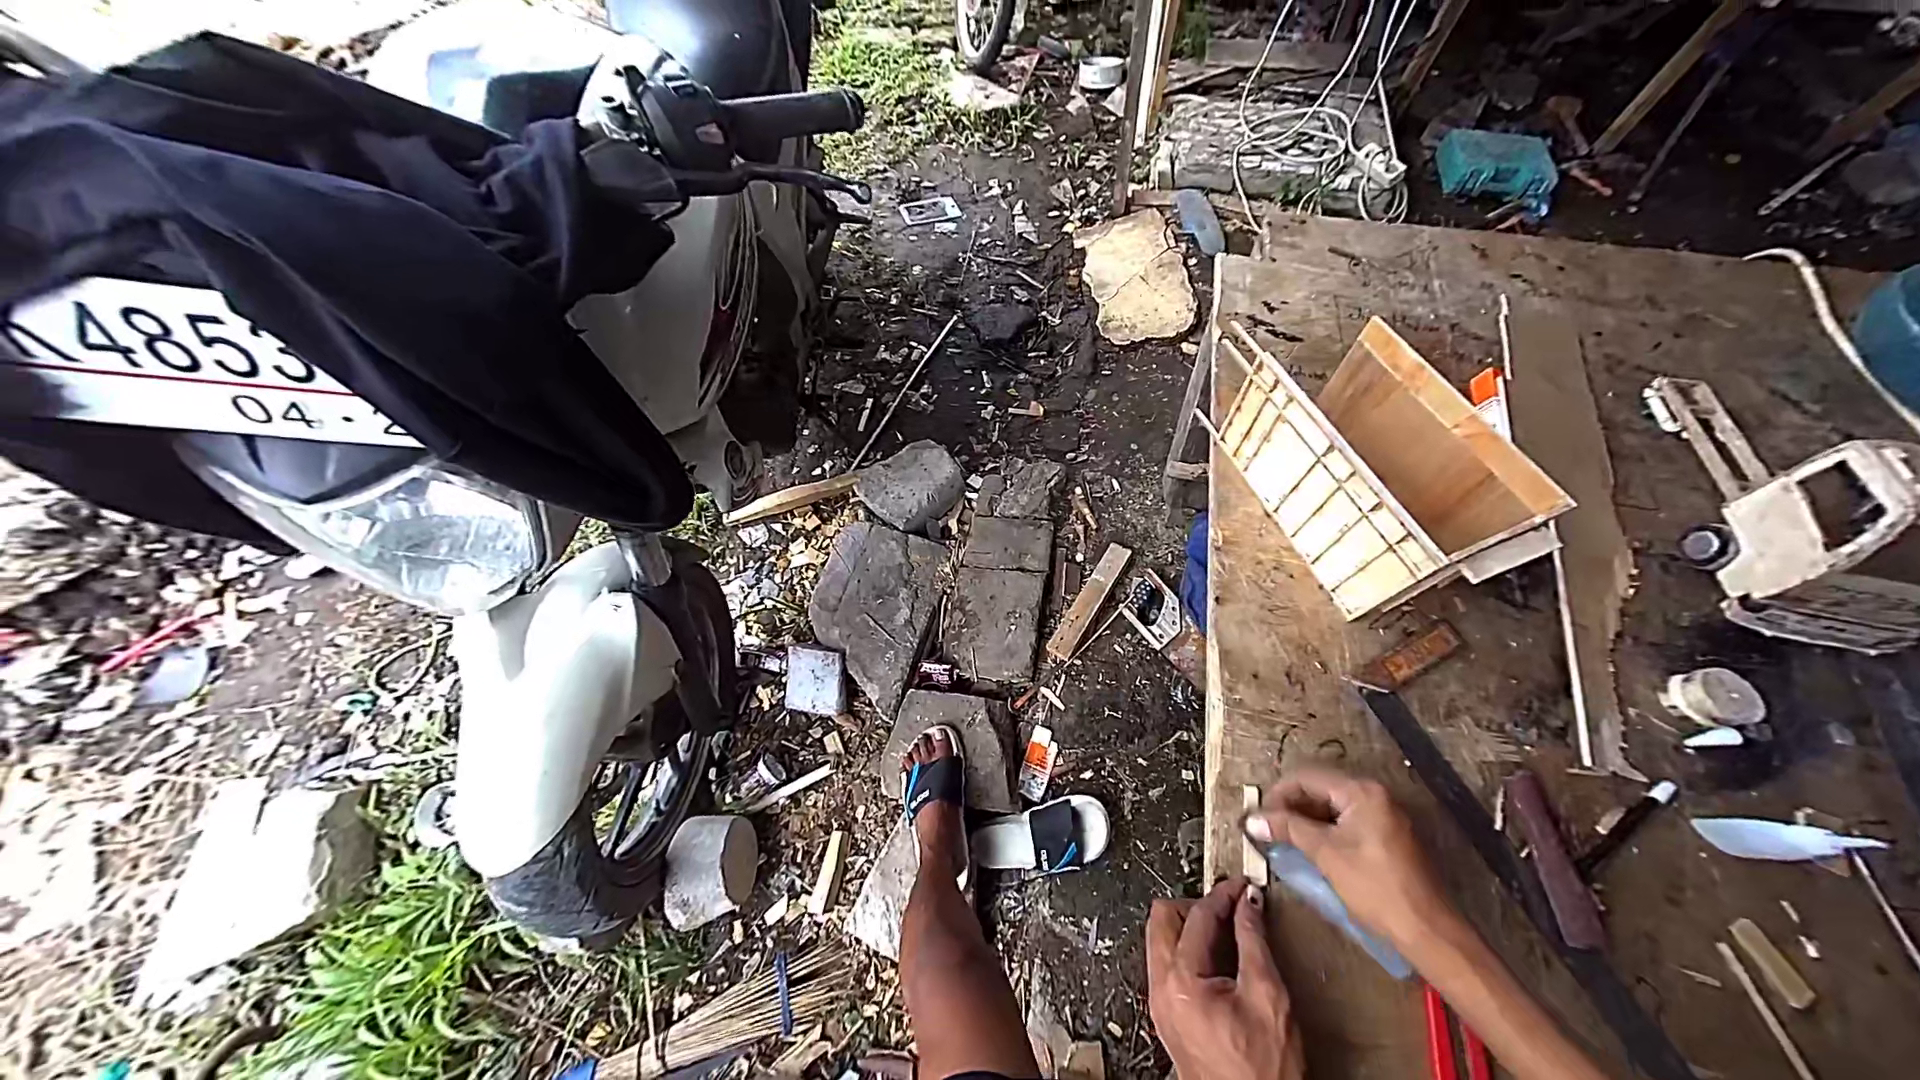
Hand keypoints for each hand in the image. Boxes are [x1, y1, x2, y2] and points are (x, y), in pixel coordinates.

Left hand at [1146, 877, 1303, 1079]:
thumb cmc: (1266, 1073)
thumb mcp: (1269, 999)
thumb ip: (1254, 942)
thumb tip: (1250, 903)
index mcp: (1181, 980)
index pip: (1198, 917)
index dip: (1223, 896)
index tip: (1243, 886)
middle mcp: (1161, 988)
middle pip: (1163, 919)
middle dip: (1197, 906)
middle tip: (1231, 909)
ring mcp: (1160, 1003)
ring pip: (1162, 940)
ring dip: (1192, 928)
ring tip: (1228, 931)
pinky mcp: (1167, 1016)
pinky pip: (1168, 964)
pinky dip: (1189, 951)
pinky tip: (1219, 958)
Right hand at [1244, 766, 1454, 949]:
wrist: (1428, 933)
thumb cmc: (1376, 888)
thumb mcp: (1325, 854)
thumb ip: (1287, 828)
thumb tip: (1253, 819)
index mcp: (1361, 792)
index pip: (1306, 778)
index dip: (1277, 794)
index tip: (1259, 815)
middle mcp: (1374, 796)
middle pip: (1319, 789)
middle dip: (1290, 806)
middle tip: (1267, 827)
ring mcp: (1383, 816)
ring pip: (1331, 807)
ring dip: (1304, 819)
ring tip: (1282, 838)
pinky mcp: (1386, 836)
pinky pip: (1345, 821)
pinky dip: (1323, 830)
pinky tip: (1307, 847)